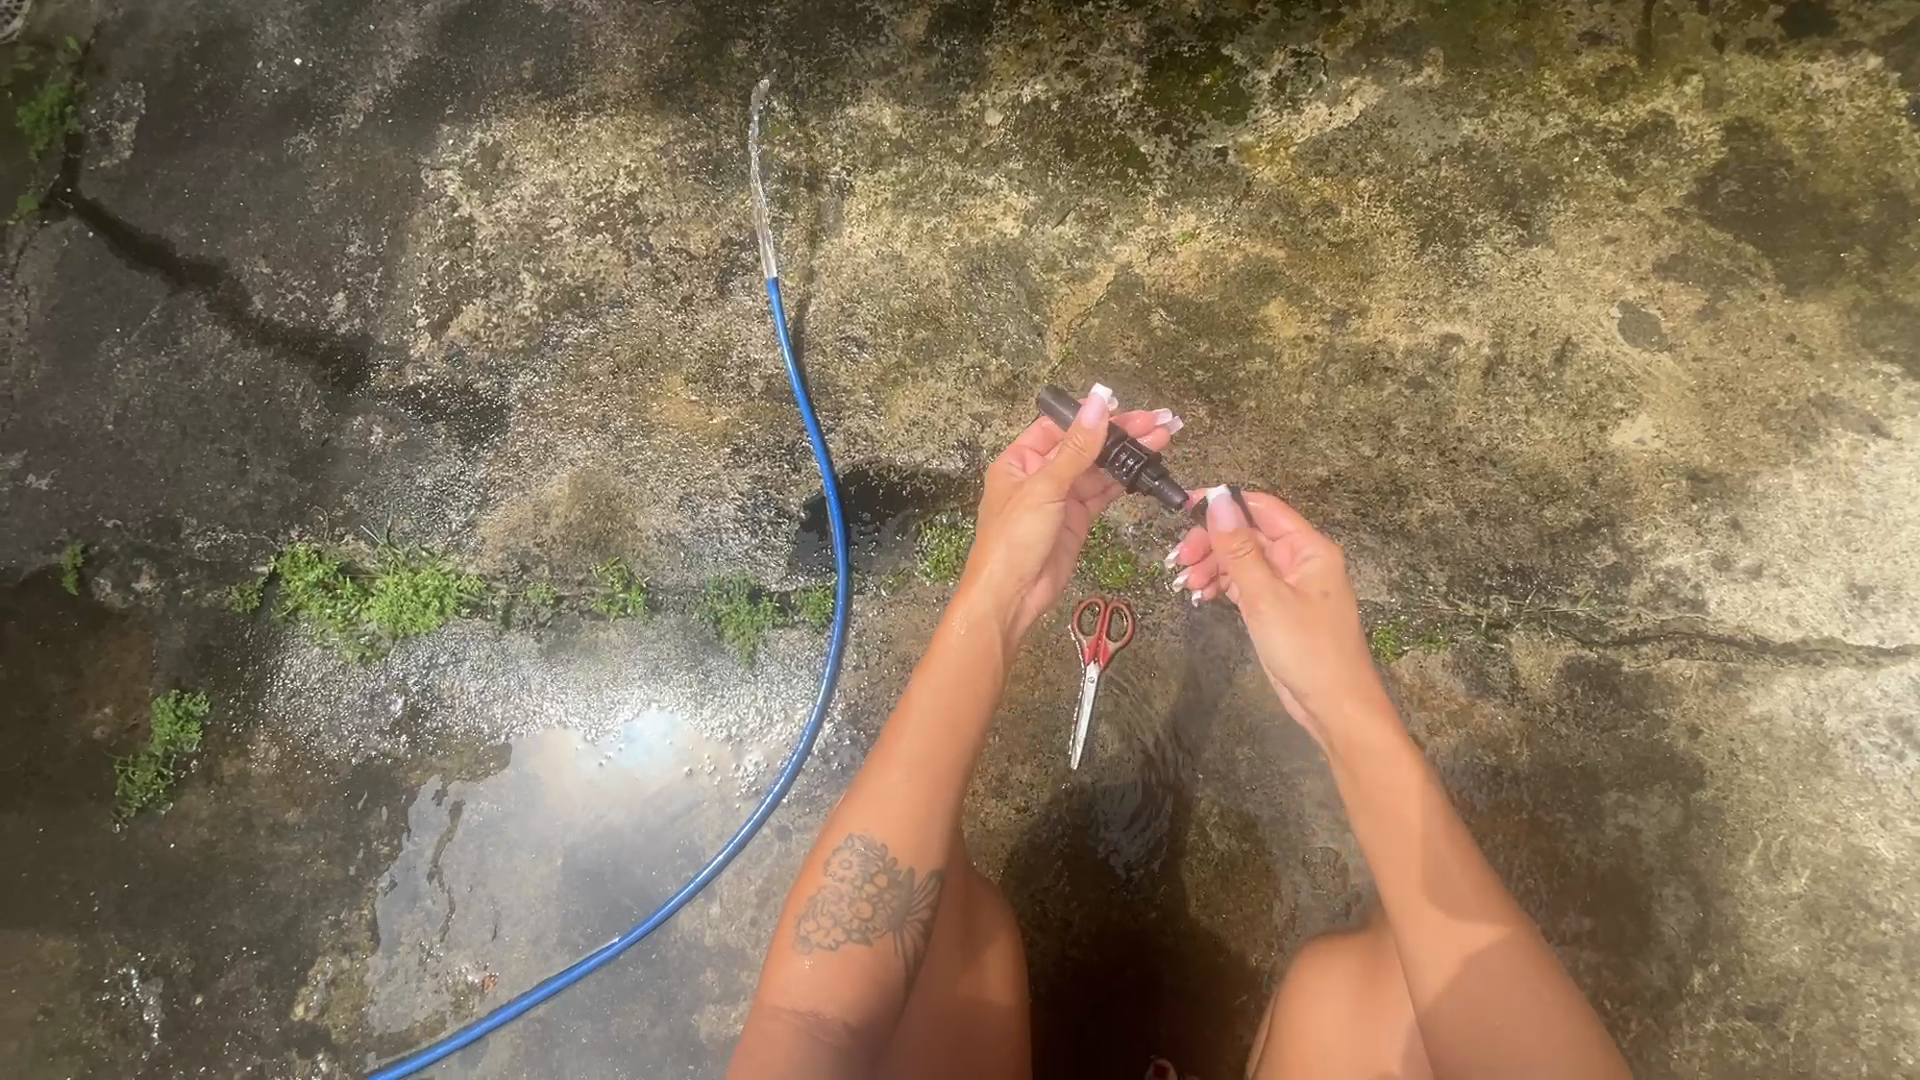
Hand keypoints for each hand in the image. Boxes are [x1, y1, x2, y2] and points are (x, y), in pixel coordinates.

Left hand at [956, 384, 1180, 645]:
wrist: (1011, 596)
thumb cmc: (1012, 539)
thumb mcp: (1044, 487)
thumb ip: (1077, 447)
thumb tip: (1099, 403)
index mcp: (1019, 460)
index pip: (1059, 426)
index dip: (1091, 416)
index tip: (1125, 407)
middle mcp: (1039, 475)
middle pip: (1083, 446)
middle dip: (1120, 434)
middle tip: (1158, 421)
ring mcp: (1059, 498)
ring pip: (1097, 470)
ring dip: (1127, 456)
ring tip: (1162, 439)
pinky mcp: (1076, 520)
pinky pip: (1102, 494)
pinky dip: (1123, 482)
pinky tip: (1145, 468)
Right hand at [1168, 488, 1392, 745]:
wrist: (1334, 706)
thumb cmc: (1307, 649)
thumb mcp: (1265, 597)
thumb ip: (1238, 549)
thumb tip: (1216, 501)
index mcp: (1307, 548)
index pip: (1260, 508)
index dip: (1222, 504)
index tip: (1183, 508)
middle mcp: (1298, 560)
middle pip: (1246, 535)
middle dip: (1210, 543)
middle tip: (1178, 561)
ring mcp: (1286, 584)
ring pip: (1240, 560)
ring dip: (1210, 566)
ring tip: (1184, 584)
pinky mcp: (1275, 607)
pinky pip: (1242, 584)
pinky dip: (1220, 587)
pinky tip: (1199, 595)